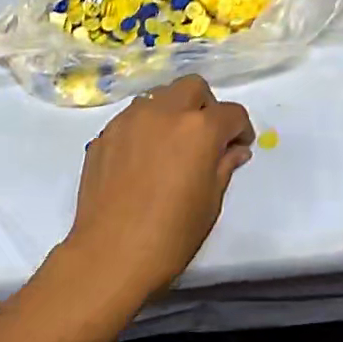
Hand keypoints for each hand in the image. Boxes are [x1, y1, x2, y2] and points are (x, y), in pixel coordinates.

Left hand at [60, 76, 254, 302]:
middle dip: (205, 107)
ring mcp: (126, 122)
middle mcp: (161, 113)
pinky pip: (129, 120)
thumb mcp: (210, 202)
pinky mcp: (102, 137)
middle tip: (206, 138)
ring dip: (170, 112)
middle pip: (191, 88)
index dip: (240, 130)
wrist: (110, 253)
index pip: (231, 113)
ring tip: (171, 147)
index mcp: (198, 128)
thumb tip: (233, 150)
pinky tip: (142, 160)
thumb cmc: (170, 235)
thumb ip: (223, 166)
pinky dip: (143, 129)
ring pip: (156, 98)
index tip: (237, 148)